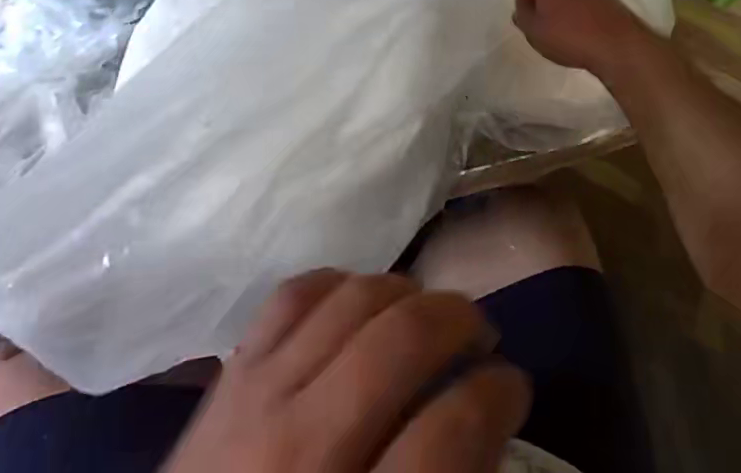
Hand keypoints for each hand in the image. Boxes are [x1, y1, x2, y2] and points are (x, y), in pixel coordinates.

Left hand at [164, 271, 528, 472]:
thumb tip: (483, 420)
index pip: (449, 431)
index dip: (500, 395)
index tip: (513, 386)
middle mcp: (298, 454)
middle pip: (403, 341)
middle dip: (463, 323)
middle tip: (481, 342)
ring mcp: (252, 406)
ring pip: (354, 300)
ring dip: (410, 296)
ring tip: (427, 319)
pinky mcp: (226, 380)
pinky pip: (294, 295)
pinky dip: (341, 286)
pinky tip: (361, 308)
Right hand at [513, 0, 663, 79]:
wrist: (617, 44)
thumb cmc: (569, 37)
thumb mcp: (535, 33)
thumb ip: (523, 18)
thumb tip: (523, 9)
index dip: (524, 2)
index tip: (528, 22)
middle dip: (543, 0)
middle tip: (543, 24)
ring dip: (562, 4)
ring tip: (563, 28)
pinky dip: (579, 8)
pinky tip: (581, 27)